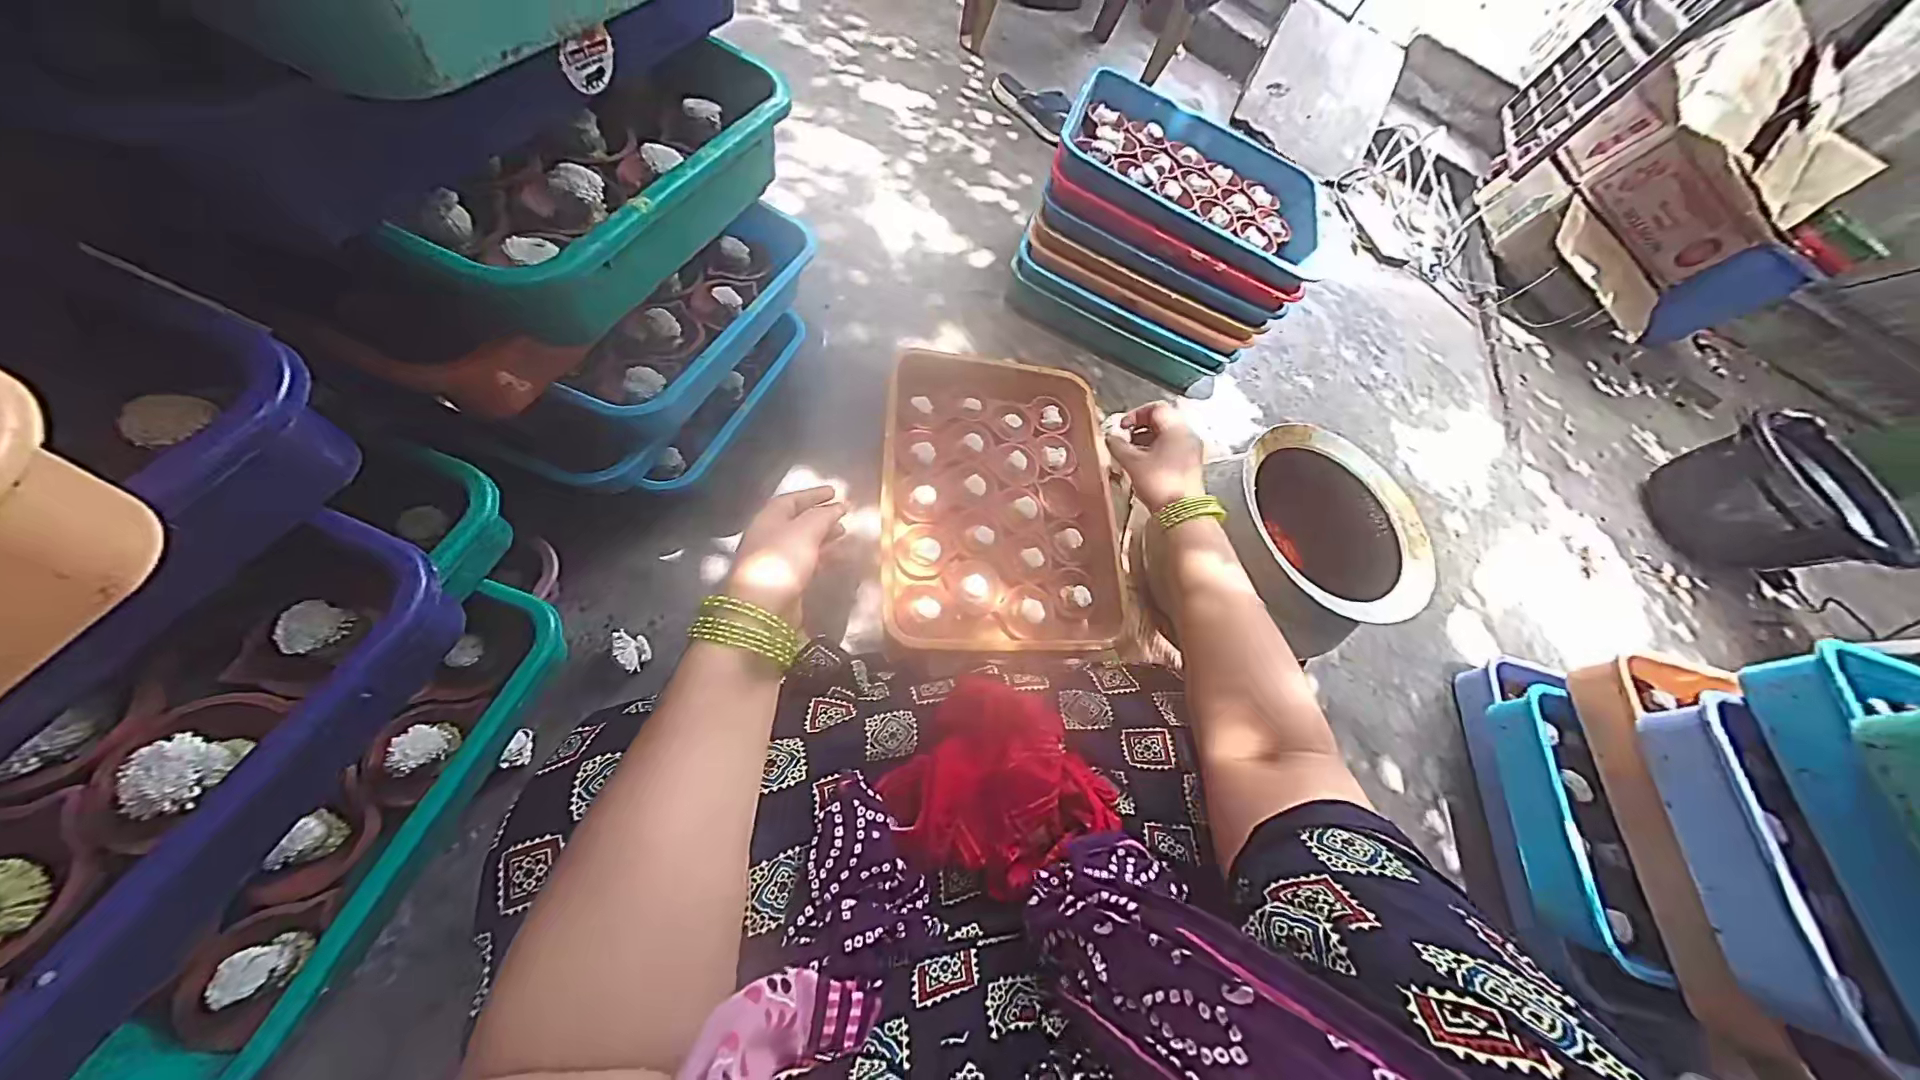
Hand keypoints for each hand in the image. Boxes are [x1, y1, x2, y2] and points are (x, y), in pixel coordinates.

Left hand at [723, 486, 847, 622]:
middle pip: (797, 521)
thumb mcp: (805, 530)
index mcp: (768, 519)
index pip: (791, 499)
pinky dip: (824, 556)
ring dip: (825, 536)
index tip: (835, 491)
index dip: (813, 494)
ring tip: (844, 534)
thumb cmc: (782, 560)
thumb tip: (839, 506)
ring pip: (804, 542)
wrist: (763, 608)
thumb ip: (824, 515)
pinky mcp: (786, 581)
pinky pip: (808, 561)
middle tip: (843, 516)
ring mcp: (777, 560)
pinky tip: (839, 558)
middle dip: (821, 516)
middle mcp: (770, 537)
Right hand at [1105, 402, 1204, 512]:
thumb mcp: (1132, 462)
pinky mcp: (1190, 465)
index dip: (1135, 414)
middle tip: (1126, 438)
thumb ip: (1118, 445)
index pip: (1156, 408)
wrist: (1180, 512)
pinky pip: (1172, 448)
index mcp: (1177, 429)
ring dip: (1147, 439)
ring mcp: (1191, 450)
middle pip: (1163, 421)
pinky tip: (1143, 463)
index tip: (1122, 426)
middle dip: (1141, 428)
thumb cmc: (1160, 484)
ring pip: (1167, 435)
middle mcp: (1188, 436)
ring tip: (1131, 452)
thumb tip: (1110, 437)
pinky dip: (1156, 450)